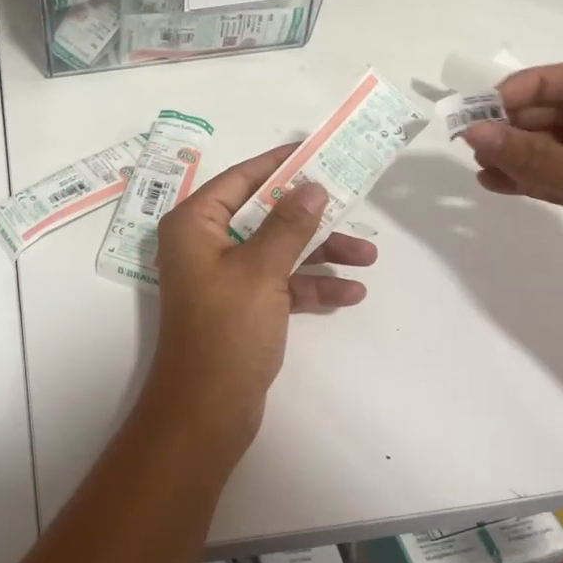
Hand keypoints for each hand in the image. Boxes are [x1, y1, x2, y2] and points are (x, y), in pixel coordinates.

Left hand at [142, 144, 376, 453]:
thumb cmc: (226, 329)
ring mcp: (221, 277)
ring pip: (276, 250)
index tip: (315, 152)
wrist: (206, 410)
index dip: (277, 165)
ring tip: (368, 257)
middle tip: (353, 206)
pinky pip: (279, 284)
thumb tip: (311, 185)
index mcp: (194, 224)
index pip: (239, 180)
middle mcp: (203, 244)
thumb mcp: (261, 271)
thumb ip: (288, 225)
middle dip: (309, 216)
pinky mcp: (240, 306)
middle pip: (262, 215)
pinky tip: (350, 294)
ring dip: (318, 252)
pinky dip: (310, 286)